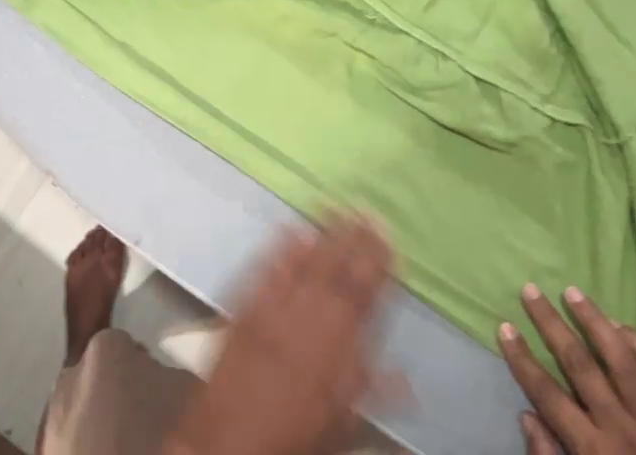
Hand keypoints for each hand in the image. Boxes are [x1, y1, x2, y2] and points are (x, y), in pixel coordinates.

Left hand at [164, 213, 393, 454]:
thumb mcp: (339, 419)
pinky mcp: (242, 310)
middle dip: (353, 239)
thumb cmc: (292, 436)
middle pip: (335, 272)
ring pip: (303, 265)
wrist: (228, 445)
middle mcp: (306, 323)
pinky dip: (280, 250)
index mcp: (336, 350)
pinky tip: (292, 228)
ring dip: (321, 233)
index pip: (363, 296)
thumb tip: (406, 377)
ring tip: (335, 204)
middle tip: (366, 208)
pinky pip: (265, 272)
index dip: (377, 263)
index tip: (388, 236)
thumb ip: (368, 386)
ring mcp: (271, 312)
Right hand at [497, 285, 635, 454]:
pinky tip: (619, 325)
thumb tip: (527, 416)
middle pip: (580, 364)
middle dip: (552, 325)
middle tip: (532, 291)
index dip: (522, 360)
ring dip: (595, 321)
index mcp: (592, 449)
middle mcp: (621, 426)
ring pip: (621, 357)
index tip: (505, 328)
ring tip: (573, 293)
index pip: (548, 394)